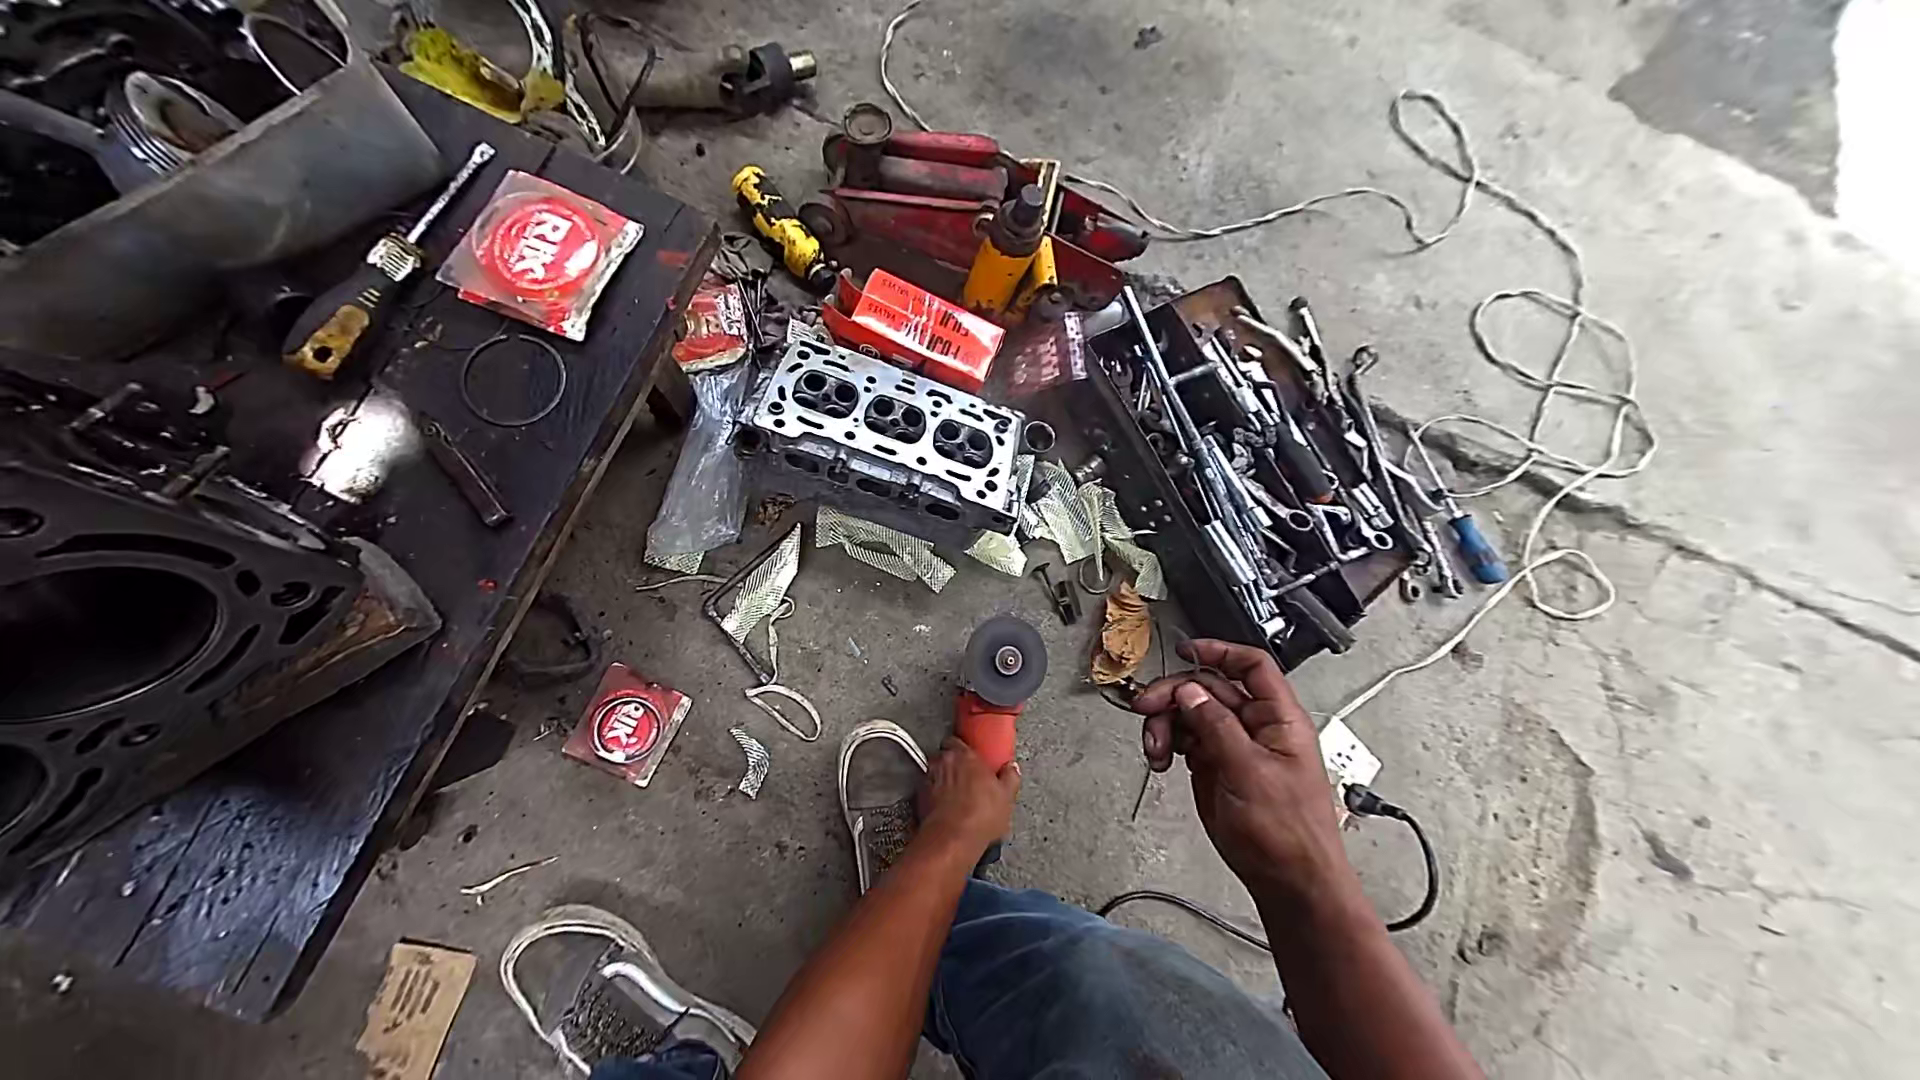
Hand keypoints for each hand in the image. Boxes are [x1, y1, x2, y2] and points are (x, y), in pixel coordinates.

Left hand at [917, 738, 1021, 857]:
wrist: (952, 839)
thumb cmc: (978, 815)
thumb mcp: (1006, 797)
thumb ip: (1010, 777)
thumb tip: (1012, 769)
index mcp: (965, 755)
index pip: (957, 741)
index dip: (963, 750)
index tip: (971, 758)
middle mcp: (944, 762)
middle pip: (945, 756)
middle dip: (953, 764)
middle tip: (966, 778)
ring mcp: (929, 778)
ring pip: (934, 772)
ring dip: (942, 779)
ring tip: (955, 796)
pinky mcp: (919, 796)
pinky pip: (926, 790)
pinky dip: (933, 795)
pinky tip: (944, 808)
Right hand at [1131, 640, 1357, 909]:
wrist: (1288, 882)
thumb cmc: (1289, 834)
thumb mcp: (1250, 771)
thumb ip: (1216, 726)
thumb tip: (1190, 691)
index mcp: (1278, 719)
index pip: (1251, 667)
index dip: (1219, 651)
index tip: (1185, 651)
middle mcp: (1254, 727)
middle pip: (1208, 689)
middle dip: (1174, 695)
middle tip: (1148, 707)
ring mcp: (1232, 746)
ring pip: (1190, 714)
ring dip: (1165, 723)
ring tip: (1156, 747)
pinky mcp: (1214, 765)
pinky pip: (1183, 740)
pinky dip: (1166, 744)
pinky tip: (1161, 759)